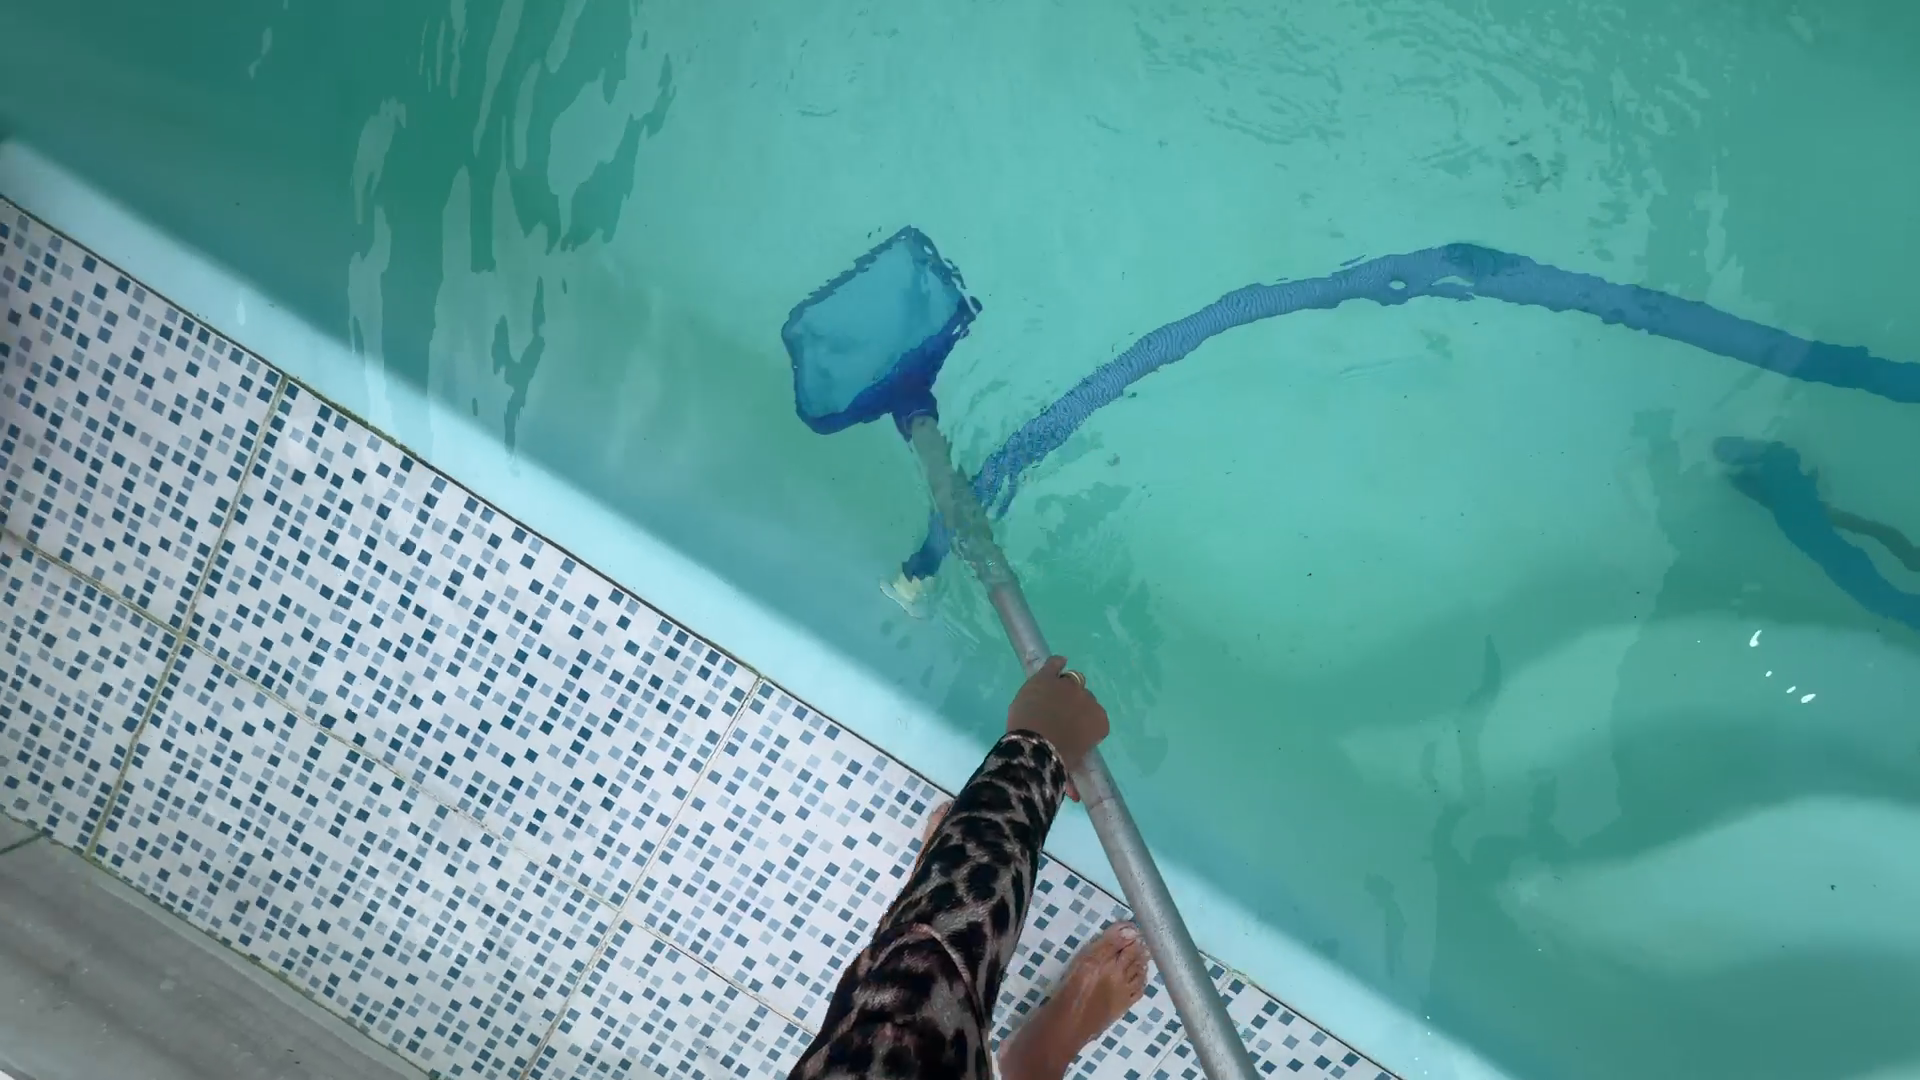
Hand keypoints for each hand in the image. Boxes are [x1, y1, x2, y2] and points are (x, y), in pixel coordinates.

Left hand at [1007, 656, 1108, 776]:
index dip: (1081, 724)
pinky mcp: (1047, 678)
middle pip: (1083, 698)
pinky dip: (1056, 663)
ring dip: (1063, 689)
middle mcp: (1089, 700)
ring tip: (1053, 696)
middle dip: (1072, 707)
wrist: (1036, 746)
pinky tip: (1057, 663)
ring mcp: (1068, 687)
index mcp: (1100, 722)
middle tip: (1057, 718)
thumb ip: (1074, 776)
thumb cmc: (1056, 761)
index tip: (1071, 732)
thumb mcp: (1070, 770)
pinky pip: (1055, 665)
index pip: (1096, 717)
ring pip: (1070, 681)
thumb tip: (1075, 794)